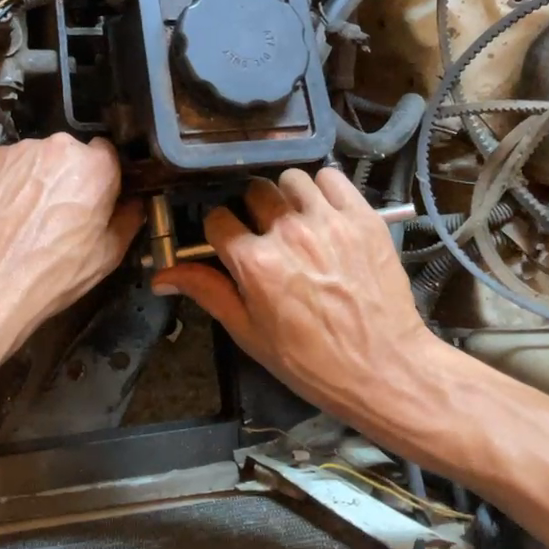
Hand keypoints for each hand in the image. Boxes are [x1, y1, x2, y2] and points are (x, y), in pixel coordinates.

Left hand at [0, 134, 143, 339]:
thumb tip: (133, 203)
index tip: (95, 198)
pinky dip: (12, 182)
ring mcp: (22, 151)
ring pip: (40, 159)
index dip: (102, 177)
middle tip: (60, 212)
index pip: (107, 154)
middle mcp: (60, 148)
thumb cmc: (54, 273)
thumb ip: (128, 219)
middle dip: (70, 177)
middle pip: (72, 155)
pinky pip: (12, 165)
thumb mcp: (108, 255)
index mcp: (96, 166)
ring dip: (40, 178)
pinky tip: (7, 213)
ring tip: (29, 217)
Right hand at [151, 169, 438, 424]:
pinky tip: (325, 212)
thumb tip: (161, 275)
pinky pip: (331, 177)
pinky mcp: (362, 216)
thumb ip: (208, 292)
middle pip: (253, 192)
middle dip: (253, 211)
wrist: (387, 371)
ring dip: (287, 196)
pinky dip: (324, 189)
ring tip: (297, 220)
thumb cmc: (313, 362)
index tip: (231, 245)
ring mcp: (327, 220)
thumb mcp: (250, 334)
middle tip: (267, 235)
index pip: (218, 219)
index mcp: (254, 262)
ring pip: (290, 179)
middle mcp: (287, 232)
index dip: (220, 232)